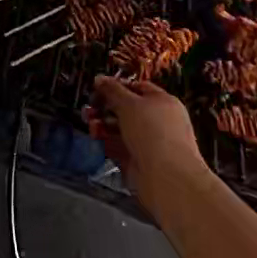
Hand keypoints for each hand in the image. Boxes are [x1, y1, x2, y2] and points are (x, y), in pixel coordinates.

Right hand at [86, 76, 209, 218]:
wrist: (167, 179)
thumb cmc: (152, 131)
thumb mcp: (130, 104)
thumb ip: (113, 91)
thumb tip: (99, 78)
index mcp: (162, 102)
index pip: (138, 88)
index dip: (118, 87)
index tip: (98, 88)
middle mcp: (156, 121)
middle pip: (127, 109)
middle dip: (106, 107)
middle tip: (89, 108)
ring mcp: (147, 143)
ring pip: (121, 129)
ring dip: (104, 124)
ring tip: (89, 122)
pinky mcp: (137, 162)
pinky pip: (119, 147)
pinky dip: (107, 141)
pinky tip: (95, 137)